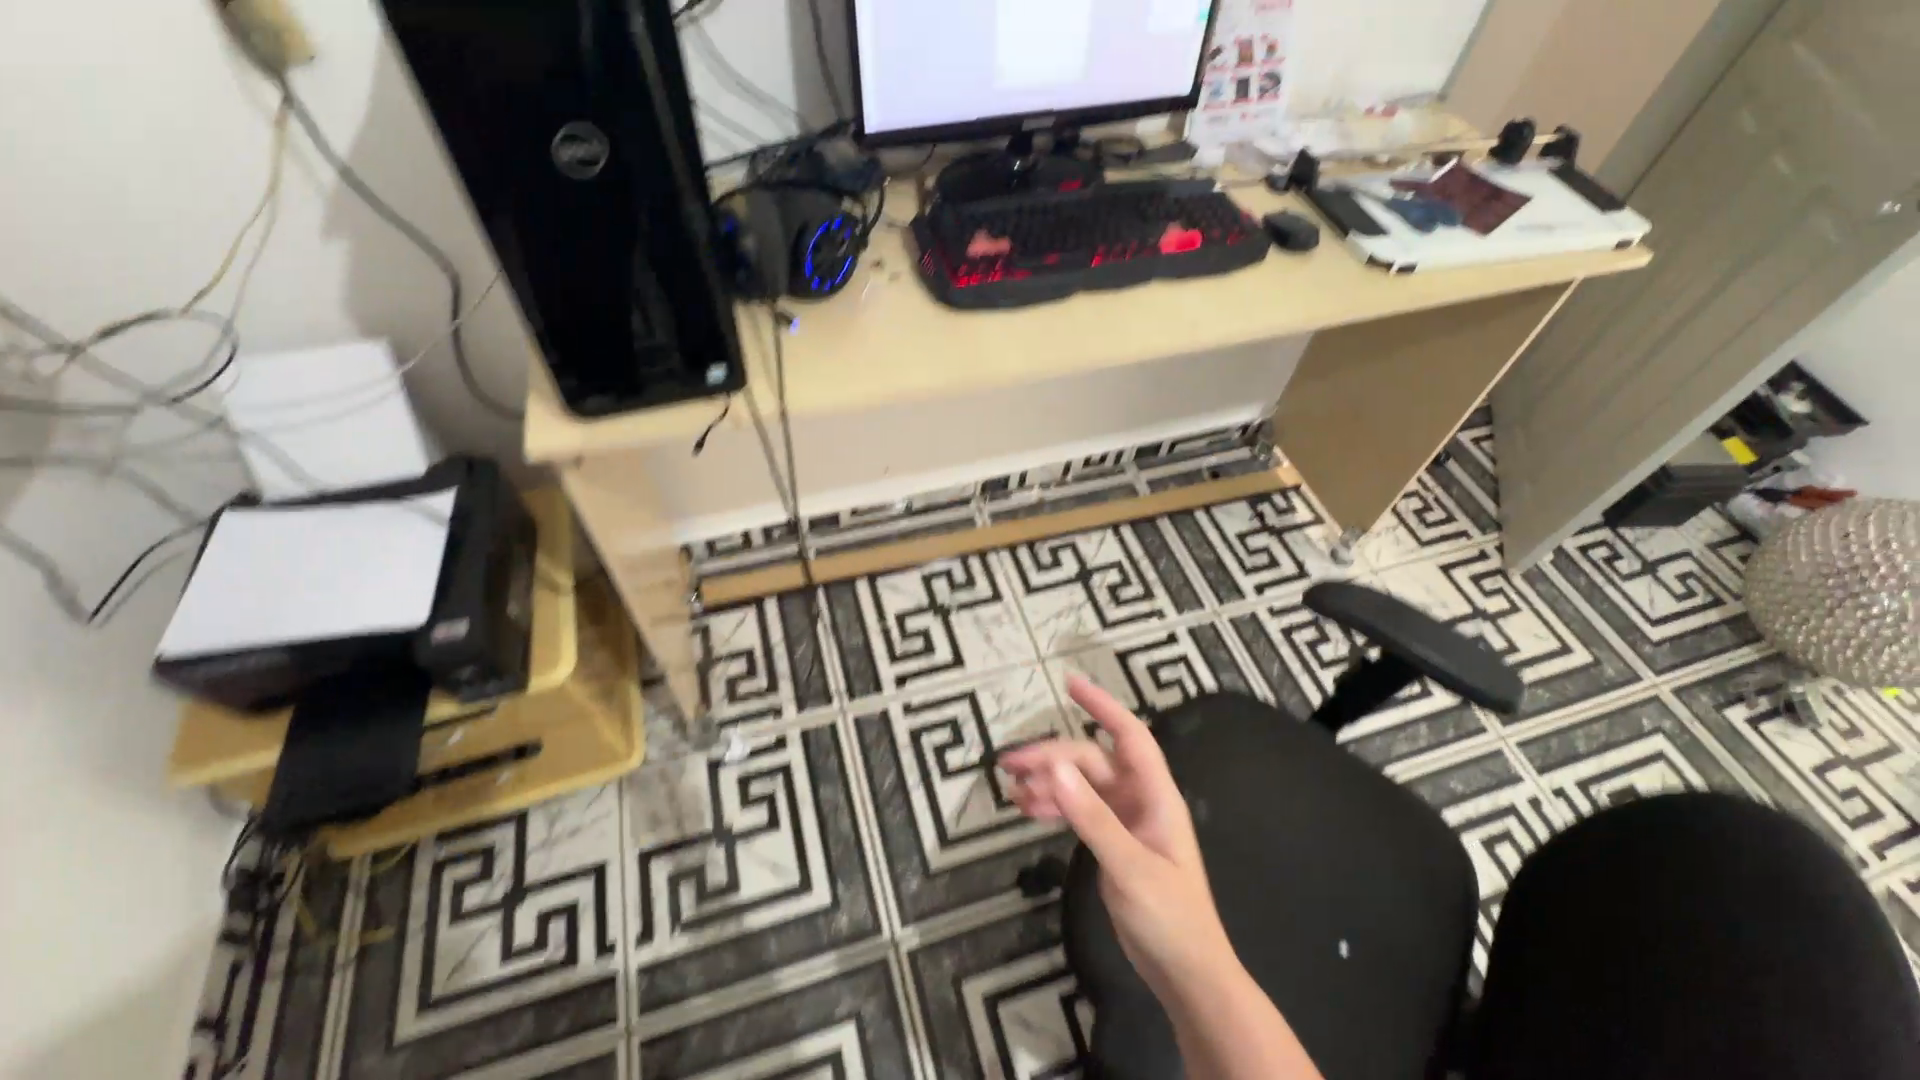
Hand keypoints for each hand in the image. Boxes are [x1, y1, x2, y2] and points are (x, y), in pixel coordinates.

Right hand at [998, 676, 1237, 998]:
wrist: (1186, 973)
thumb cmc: (1170, 918)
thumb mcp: (1129, 866)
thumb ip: (1091, 816)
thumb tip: (1054, 767)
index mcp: (1157, 796)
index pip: (1129, 736)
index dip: (1102, 706)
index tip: (1070, 684)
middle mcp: (1140, 801)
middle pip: (1092, 762)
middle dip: (1052, 757)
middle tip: (1010, 765)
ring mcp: (1125, 822)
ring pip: (1081, 786)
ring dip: (1048, 782)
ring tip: (1010, 790)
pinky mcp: (1112, 844)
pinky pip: (1079, 812)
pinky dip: (1054, 806)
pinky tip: (1028, 809)